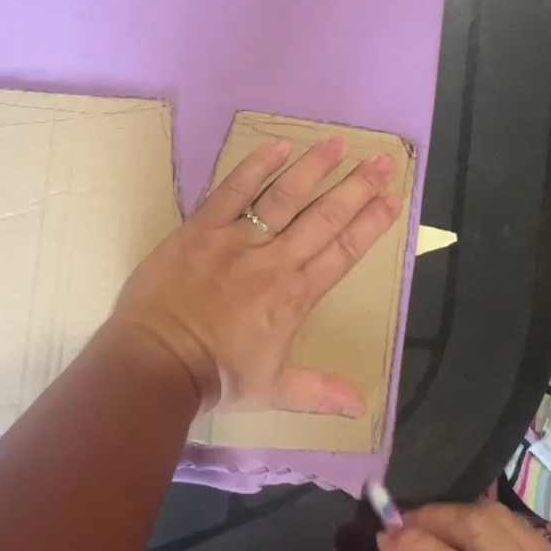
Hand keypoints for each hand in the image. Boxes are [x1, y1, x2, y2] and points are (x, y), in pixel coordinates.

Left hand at [106, 134, 403, 415]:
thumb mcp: (273, 390)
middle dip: (357, 188)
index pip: (343, 252)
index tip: (394, 198)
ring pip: (285, 196)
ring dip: (314, 168)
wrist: (156, 363)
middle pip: (324, 217)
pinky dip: (256, 166)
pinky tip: (279, 144)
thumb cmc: (216, 378)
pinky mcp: (202, 227)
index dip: (371, 224)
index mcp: (296, 295)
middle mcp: (275, 260)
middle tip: (382, 160)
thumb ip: (320, 392)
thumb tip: (363, 407)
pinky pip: (234, 190)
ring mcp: (238, 239)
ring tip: (338, 143)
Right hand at [377, 502, 550, 550]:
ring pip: (503, 518)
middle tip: (402, 528)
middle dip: (434, 518)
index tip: (382, 538)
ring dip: (461, 517)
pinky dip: (491, 528)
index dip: (411, 545)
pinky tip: (470, 546)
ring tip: (431, 533)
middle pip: (480, 527)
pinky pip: (524, 531)